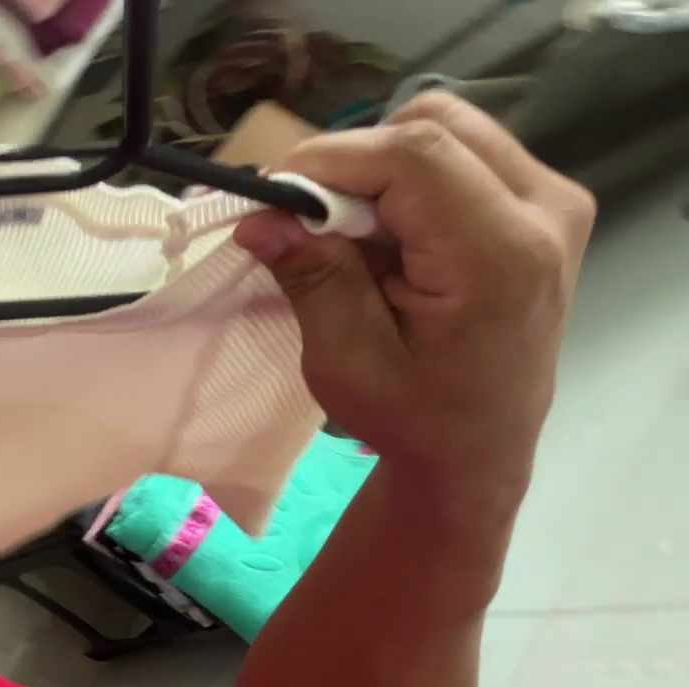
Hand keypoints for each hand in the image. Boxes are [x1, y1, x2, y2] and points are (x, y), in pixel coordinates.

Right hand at [234, 92, 595, 507]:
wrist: (476, 442)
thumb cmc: (409, 414)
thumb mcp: (344, 358)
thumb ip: (312, 279)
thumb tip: (258, 220)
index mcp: (497, 253)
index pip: (413, 156)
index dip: (327, 162)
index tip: (266, 203)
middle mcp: (542, 207)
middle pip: (434, 124)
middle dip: (347, 160)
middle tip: (297, 218)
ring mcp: (547, 200)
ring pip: (445, 130)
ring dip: (370, 168)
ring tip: (333, 230)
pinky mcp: (532, 205)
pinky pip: (455, 157)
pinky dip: (394, 182)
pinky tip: (370, 235)